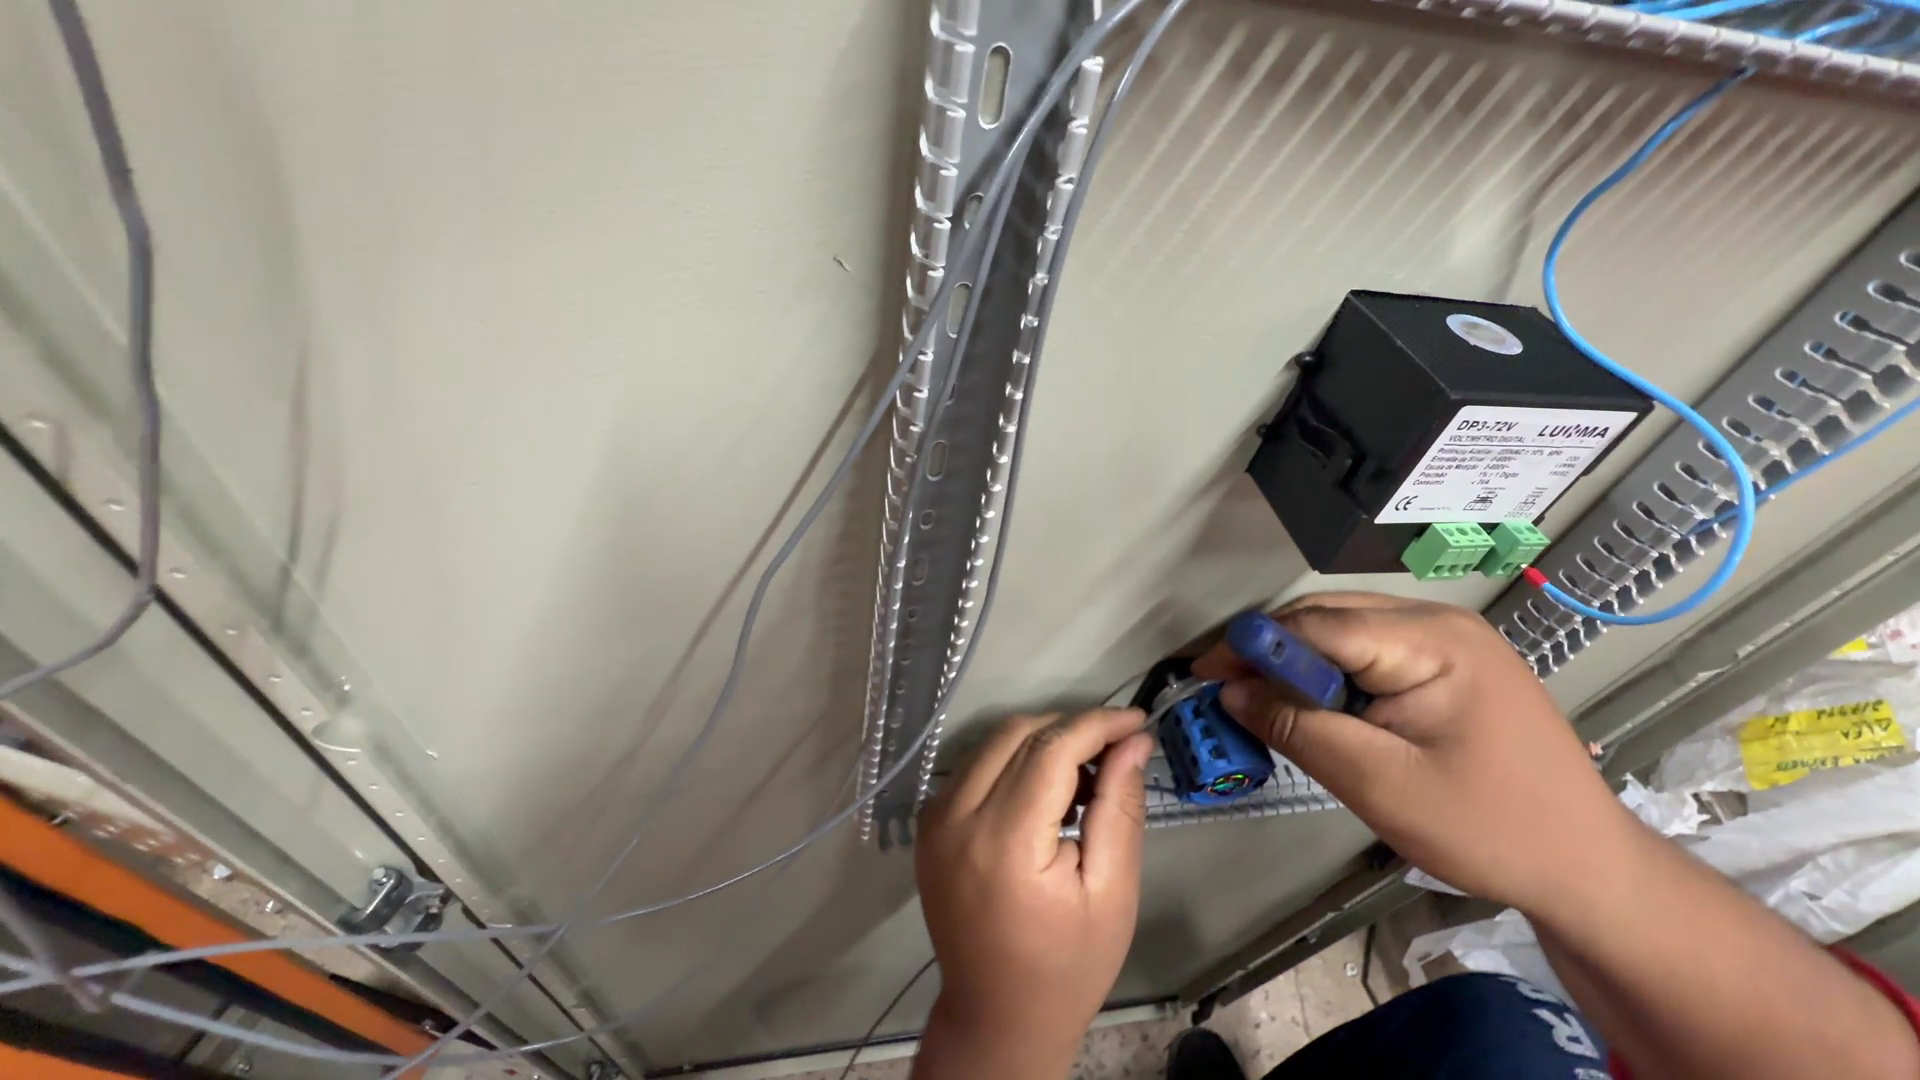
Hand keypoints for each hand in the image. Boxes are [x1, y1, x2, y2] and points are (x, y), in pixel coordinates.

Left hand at [913, 710, 1153, 1075]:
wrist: (996, 1016)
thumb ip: (1119, 809)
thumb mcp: (1111, 892)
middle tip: (1116, 749)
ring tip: (1086, 776)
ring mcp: (934, 820)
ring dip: (1041, 741)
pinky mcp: (929, 826)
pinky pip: (973, 767)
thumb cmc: (1066, 966)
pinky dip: (1012, 761)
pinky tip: (1046, 792)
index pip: (1051, 748)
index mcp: (1004, 840)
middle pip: (1016, 734)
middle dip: (1071, 727)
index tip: (1137, 720)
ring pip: (992, 744)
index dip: (1097, 724)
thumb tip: (1133, 742)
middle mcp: (957, 817)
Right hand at [1193, 593, 1636, 912]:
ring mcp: (1450, 642)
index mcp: (1430, 641)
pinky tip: (1316, 710)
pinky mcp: (1451, 666)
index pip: (1315, 625)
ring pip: (1344, 633)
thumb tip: (1231, 691)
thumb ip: (1299, 728)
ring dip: (1298, 666)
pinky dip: (1331, 677)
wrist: (1589, 868)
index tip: (1201, 675)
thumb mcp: (1379, 783)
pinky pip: (1371, 654)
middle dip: (1270, 652)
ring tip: (1262, 705)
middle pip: (1327, 618)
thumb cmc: (1489, 827)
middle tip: (1226, 693)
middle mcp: (1439, 623)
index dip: (1251, 645)